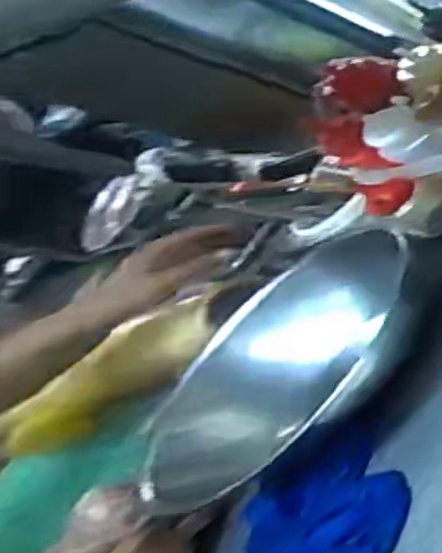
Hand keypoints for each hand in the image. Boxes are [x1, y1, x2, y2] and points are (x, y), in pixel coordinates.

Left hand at [79, 225, 246, 325]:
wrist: (87, 323)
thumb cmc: (127, 299)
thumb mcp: (166, 282)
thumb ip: (199, 267)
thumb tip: (232, 253)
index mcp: (156, 250)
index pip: (191, 233)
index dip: (216, 230)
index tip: (242, 228)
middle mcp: (152, 255)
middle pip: (189, 243)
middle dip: (215, 240)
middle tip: (242, 241)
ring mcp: (148, 269)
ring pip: (185, 255)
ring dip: (208, 253)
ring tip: (231, 255)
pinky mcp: (147, 283)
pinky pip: (180, 268)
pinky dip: (198, 266)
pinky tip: (208, 273)